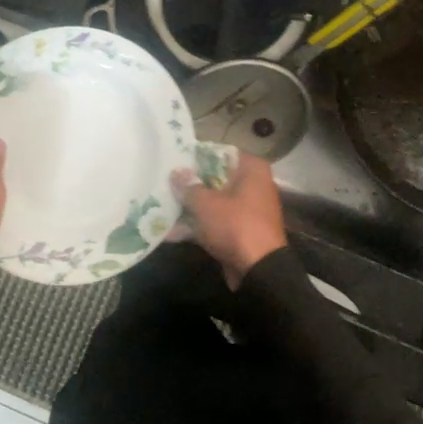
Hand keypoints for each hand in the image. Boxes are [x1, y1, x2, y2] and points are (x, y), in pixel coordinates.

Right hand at [173, 153, 286, 288]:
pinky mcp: (243, 231)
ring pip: (215, 202)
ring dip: (192, 206)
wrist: (259, 271)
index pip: (221, 153)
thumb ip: (189, 186)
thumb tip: (176, 172)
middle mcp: (255, 185)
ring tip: (162, 206)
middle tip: (166, 182)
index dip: (197, 156)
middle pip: (217, 178)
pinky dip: (199, 226)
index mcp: (252, 169)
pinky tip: (171, 231)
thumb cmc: (235, 225)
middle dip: (192, 184)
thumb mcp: (206, 204)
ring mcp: (249, 210)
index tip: (176, 160)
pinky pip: (217, 222)